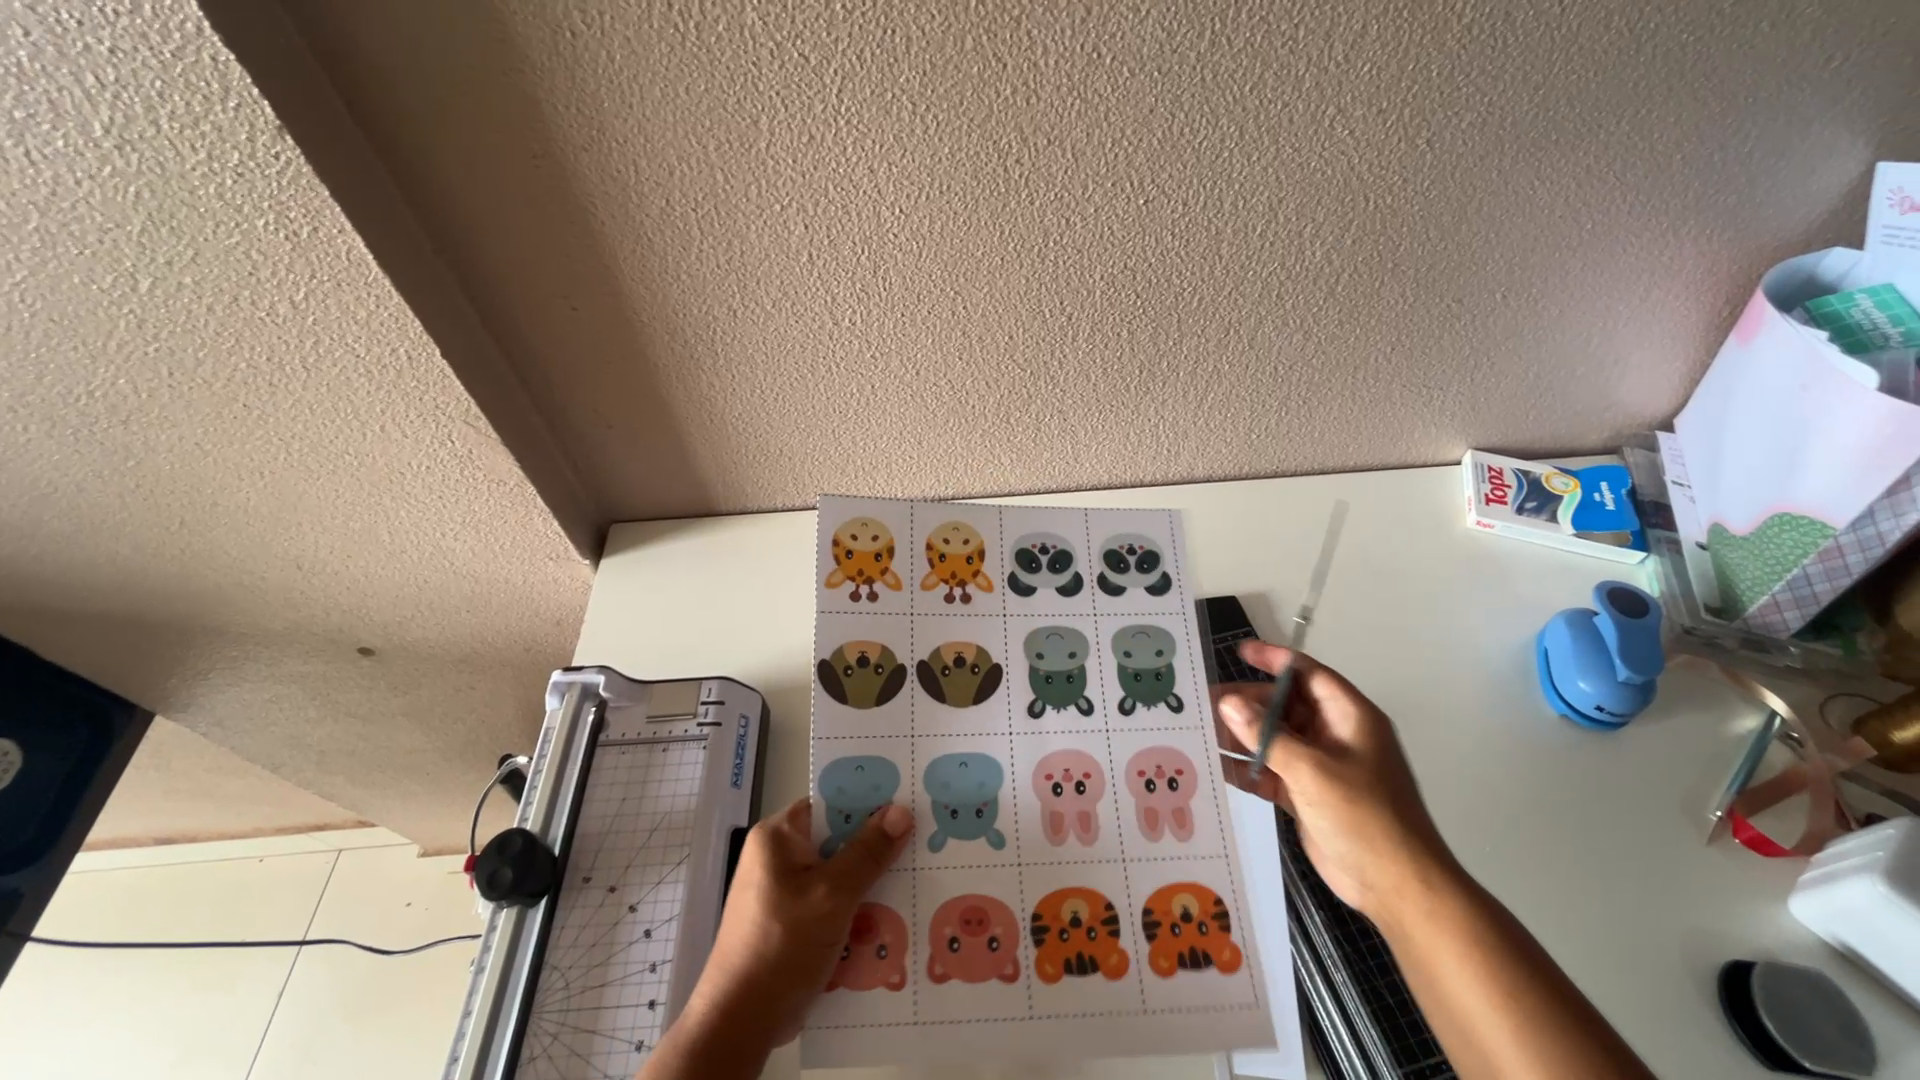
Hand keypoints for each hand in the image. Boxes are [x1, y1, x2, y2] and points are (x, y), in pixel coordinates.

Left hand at [680, 797, 911, 1048]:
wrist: (741, 1022)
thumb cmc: (782, 947)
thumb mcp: (833, 895)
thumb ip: (868, 852)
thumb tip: (901, 810)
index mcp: (778, 837)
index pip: (830, 803)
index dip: (869, 802)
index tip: (912, 802)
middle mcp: (779, 858)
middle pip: (838, 840)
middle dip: (878, 847)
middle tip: (927, 843)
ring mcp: (786, 893)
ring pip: (840, 876)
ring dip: (872, 884)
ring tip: (920, 879)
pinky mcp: (794, 924)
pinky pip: (834, 905)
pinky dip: (858, 911)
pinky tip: (894, 917)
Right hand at [1212, 641, 1456, 924]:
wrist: (1395, 886)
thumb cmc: (1363, 817)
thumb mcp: (1312, 771)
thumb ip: (1267, 737)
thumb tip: (1227, 703)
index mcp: (1349, 718)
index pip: (1308, 675)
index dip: (1275, 661)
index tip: (1238, 652)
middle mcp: (1334, 736)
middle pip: (1285, 708)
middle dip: (1247, 705)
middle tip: (1205, 704)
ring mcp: (1321, 767)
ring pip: (1274, 740)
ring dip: (1242, 738)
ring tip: (1201, 733)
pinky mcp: (1308, 796)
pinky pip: (1271, 772)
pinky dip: (1247, 770)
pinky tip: (1215, 768)